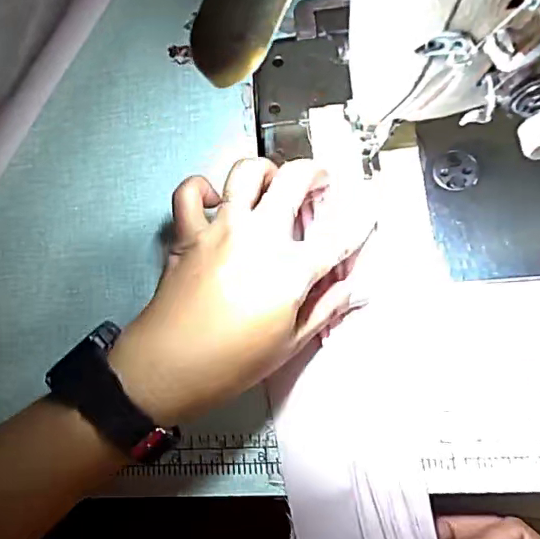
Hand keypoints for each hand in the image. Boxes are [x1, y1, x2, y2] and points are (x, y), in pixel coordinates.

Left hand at [108, 157, 373, 425]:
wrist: (168, 367)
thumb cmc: (232, 363)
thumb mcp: (289, 344)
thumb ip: (325, 309)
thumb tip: (354, 289)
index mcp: (291, 269)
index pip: (339, 234)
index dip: (362, 218)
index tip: (371, 207)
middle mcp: (260, 237)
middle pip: (295, 179)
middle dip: (316, 173)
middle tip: (320, 182)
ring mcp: (221, 229)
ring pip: (246, 172)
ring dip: (265, 171)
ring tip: (271, 185)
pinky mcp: (188, 233)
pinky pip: (190, 192)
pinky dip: (202, 188)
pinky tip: (215, 201)